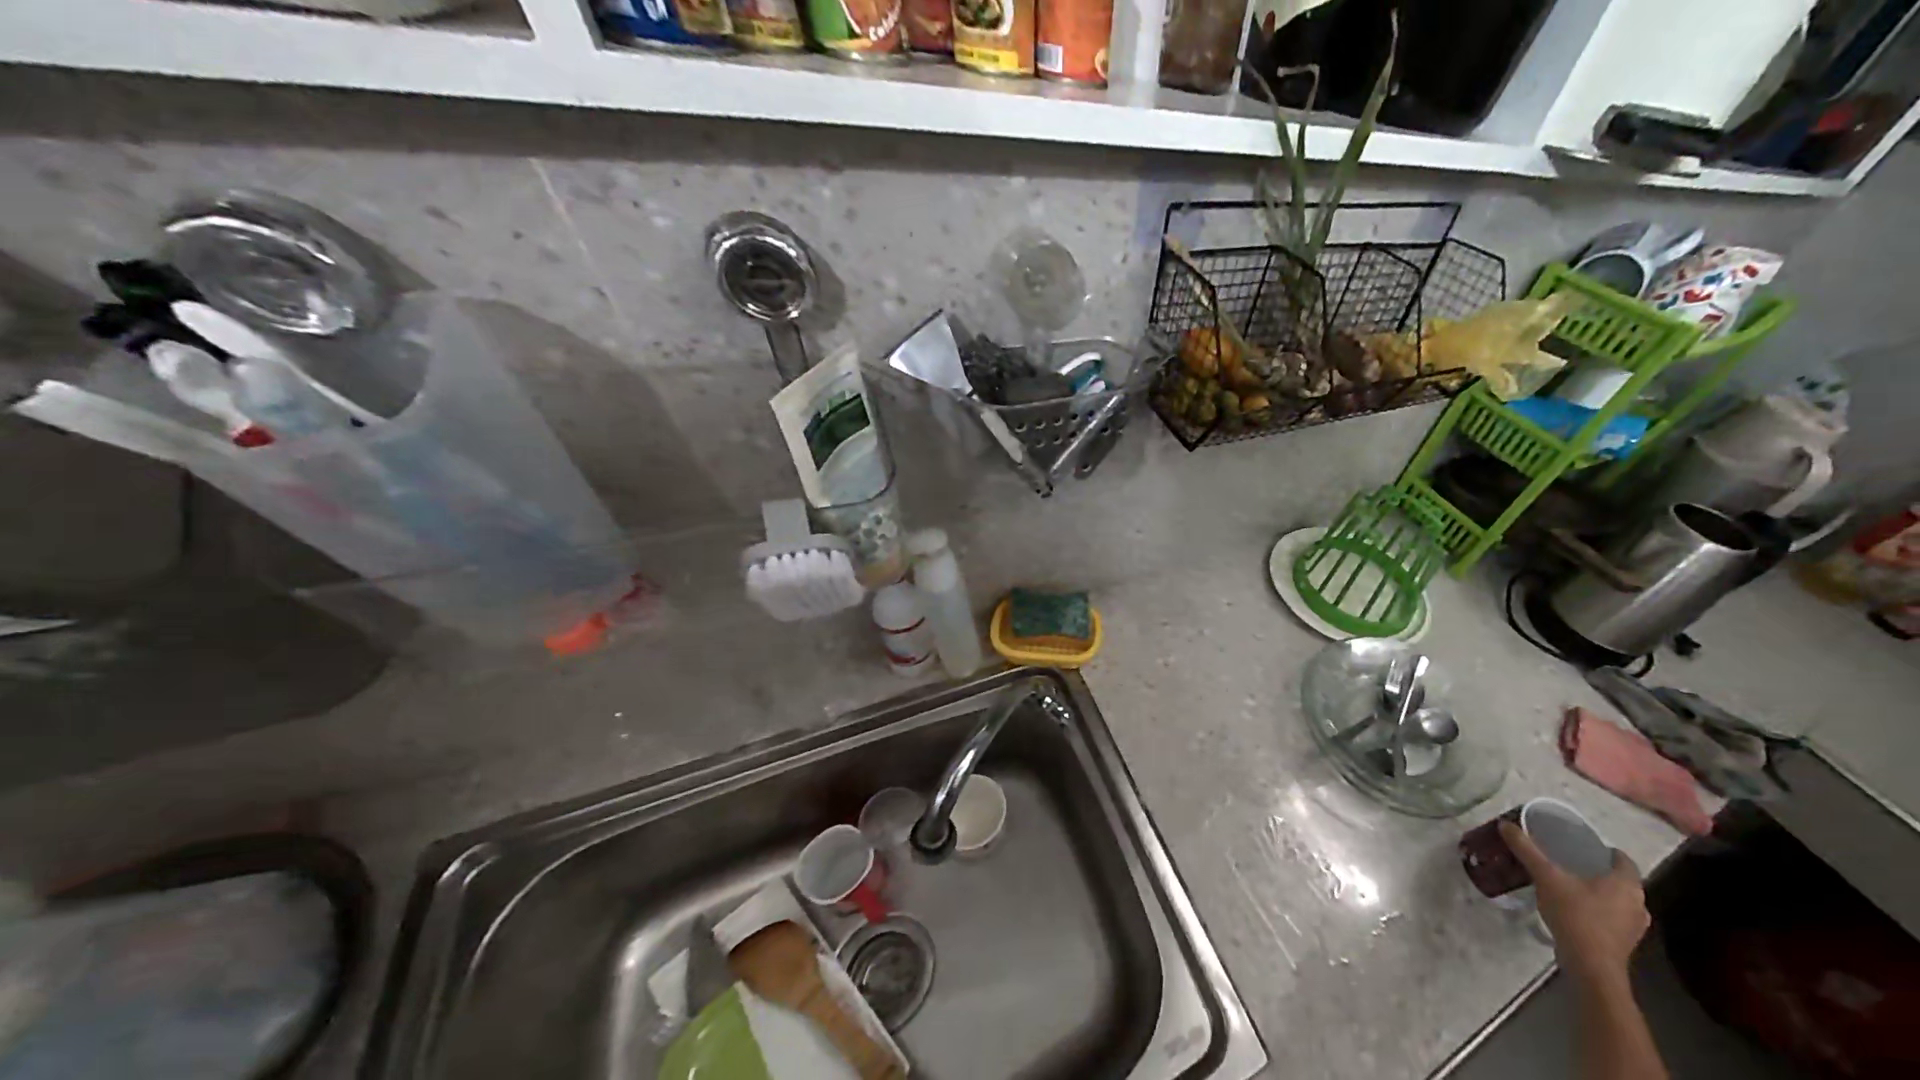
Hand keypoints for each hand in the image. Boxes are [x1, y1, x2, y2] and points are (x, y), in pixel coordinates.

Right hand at [1500, 821, 1648, 990]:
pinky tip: (1575, 910)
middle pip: (1620, 880)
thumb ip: (1527, 850)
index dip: (1605, 851)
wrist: (1591, 965)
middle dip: (1598, 871)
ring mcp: (1635, 925)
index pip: (1623, 860)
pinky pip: (1614, 917)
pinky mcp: (1626, 941)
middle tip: (1569, 863)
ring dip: (1599, 892)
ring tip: (1570, 886)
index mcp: (1626, 884)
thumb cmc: (1575, 915)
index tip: (1582, 846)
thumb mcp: (1546, 877)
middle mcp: (1638, 903)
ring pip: (1618, 900)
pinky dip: (1598, 910)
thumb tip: (1506, 824)